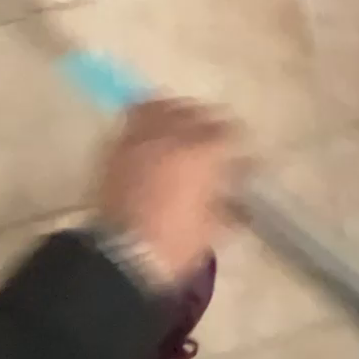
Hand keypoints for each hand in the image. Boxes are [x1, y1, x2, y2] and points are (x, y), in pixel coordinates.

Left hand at [95, 99, 244, 285]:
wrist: (123, 253)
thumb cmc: (175, 243)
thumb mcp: (214, 228)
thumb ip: (230, 205)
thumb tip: (240, 200)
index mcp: (201, 154)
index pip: (228, 132)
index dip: (239, 142)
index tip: (242, 155)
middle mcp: (170, 136)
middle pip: (194, 111)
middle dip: (209, 121)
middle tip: (214, 135)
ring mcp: (138, 138)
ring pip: (159, 105)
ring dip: (175, 110)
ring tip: (180, 122)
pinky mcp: (115, 146)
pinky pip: (131, 117)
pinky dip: (146, 117)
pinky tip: (152, 129)